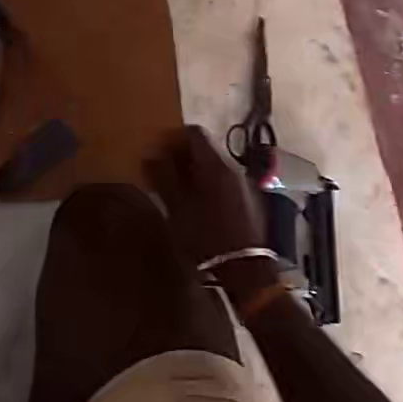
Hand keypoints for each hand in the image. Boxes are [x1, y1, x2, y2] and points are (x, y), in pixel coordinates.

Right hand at [147, 125, 279, 303]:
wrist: (245, 268)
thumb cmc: (206, 237)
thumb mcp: (178, 209)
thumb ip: (163, 177)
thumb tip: (151, 153)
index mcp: (216, 165)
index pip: (195, 133)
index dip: (173, 137)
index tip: (157, 151)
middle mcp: (234, 167)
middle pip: (206, 148)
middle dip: (183, 155)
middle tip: (162, 172)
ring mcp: (245, 183)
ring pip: (216, 166)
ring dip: (196, 170)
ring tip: (177, 190)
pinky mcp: (251, 199)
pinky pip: (226, 181)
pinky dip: (210, 183)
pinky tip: (199, 204)